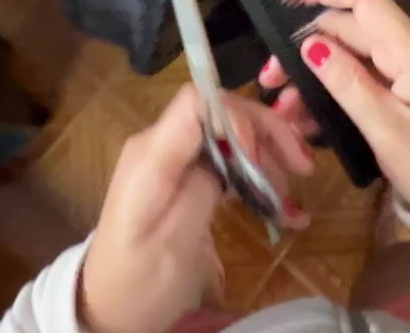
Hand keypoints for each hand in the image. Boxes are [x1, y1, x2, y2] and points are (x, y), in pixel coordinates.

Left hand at [80, 85, 314, 332]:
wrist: (106, 308)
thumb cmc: (139, 282)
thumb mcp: (175, 243)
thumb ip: (201, 188)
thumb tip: (229, 155)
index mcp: (153, 154)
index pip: (196, 101)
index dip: (236, 116)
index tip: (263, 156)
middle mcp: (159, 142)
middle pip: (218, 112)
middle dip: (264, 133)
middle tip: (304, 168)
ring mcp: (168, 156)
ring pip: (224, 133)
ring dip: (265, 157)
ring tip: (294, 198)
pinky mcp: (176, 173)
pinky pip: (218, 158)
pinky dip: (251, 174)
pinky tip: (278, 204)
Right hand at [259, 0, 409, 207]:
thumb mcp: (387, 131)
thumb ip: (348, 84)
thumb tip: (310, 44)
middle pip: (349, 29)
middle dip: (305, 47)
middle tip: (269, 79)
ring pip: (350, 54)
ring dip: (315, 74)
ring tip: (284, 108)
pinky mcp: (407, 86)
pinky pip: (363, 74)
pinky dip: (334, 88)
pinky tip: (307, 116)